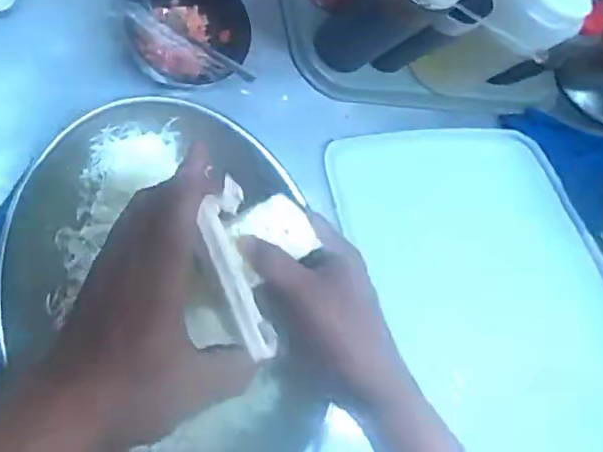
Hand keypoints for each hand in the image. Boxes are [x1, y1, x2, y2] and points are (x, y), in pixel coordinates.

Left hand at [44, 141, 256, 448]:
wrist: (71, 394)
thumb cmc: (134, 387)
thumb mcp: (195, 386)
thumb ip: (233, 366)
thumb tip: (259, 350)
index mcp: (158, 271)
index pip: (175, 210)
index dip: (191, 178)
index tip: (204, 153)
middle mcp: (131, 253)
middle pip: (153, 202)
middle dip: (181, 183)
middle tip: (210, 180)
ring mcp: (111, 261)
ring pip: (137, 212)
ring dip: (164, 198)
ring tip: (192, 201)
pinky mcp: (100, 274)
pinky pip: (128, 229)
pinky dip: (150, 218)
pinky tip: (164, 240)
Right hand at [242, 214, 461, 451]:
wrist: (370, 391)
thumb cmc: (341, 330)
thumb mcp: (302, 290)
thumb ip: (271, 259)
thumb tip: (240, 236)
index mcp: (338, 250)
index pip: (300, 215)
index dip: (270, 211)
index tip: (240, 213)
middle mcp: (334, 264)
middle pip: (290, 243)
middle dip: (262, 245)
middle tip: (231, 245)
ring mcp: (328, 291)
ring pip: (287, 270)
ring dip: (264, 273)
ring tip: (236, 272)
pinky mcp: (321, 314)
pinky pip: (289, 294)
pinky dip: (272, 295)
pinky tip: (253, 300)